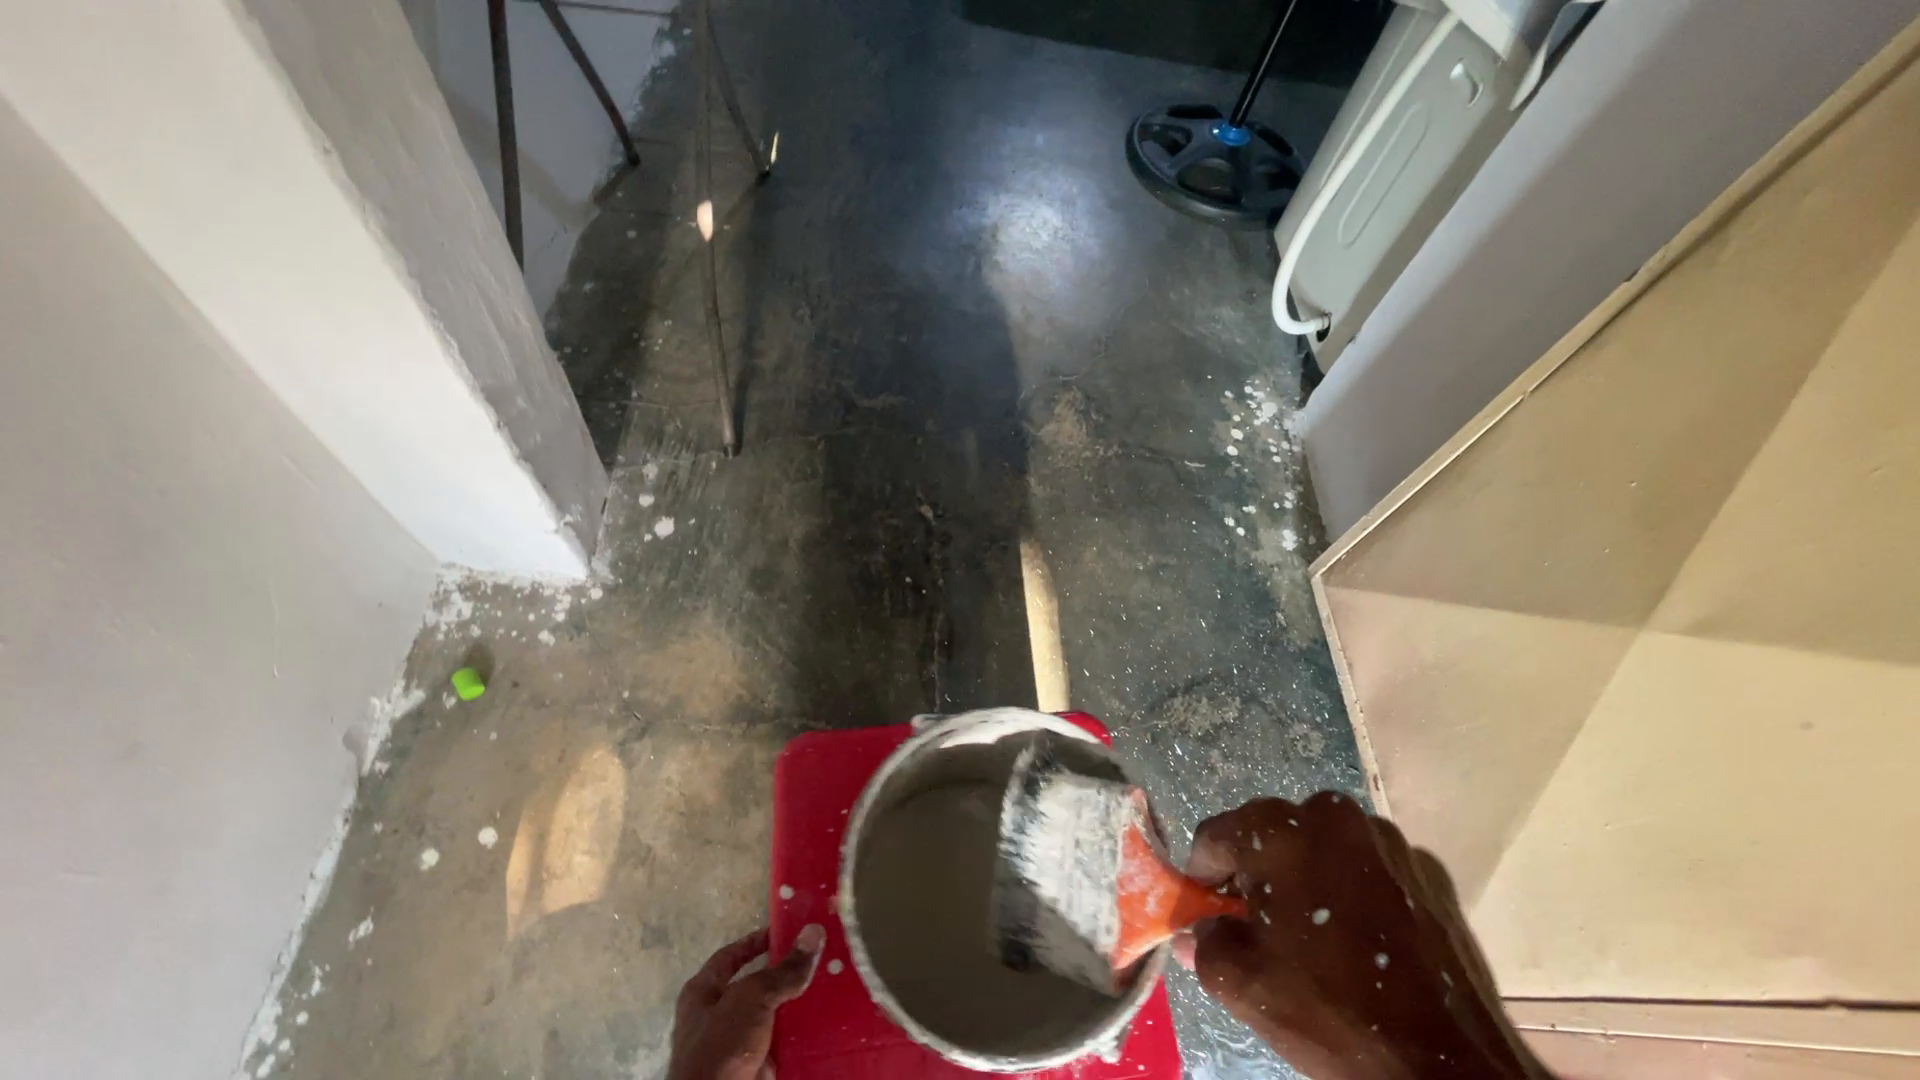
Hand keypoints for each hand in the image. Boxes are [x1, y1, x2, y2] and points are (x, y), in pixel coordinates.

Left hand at [667, 924, 824, 1079]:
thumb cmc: (722, 1045)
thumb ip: (783, 969)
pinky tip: (828, 1021)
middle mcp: (717, 1017)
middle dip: (787, 974)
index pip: (730, 956)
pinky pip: (784, 1043)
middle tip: (820, 957)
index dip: (755, 941)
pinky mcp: (757, 1067)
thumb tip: (814, 931)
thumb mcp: (752, 998)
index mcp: (703, 993)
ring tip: (832, 985)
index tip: (786, 932)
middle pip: (757, 986)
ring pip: (775, 1015)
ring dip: (800, 1005)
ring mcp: (738, 1045)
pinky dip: (804, 1034)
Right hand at [1184, 794, 1547, 1079]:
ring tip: (1312, 931)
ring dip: (1305, 874)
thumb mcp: (1238, 983)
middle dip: (1255, 871)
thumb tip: (1196, 930)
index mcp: (1279, 831)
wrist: (1442, 1065)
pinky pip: (1368, 866)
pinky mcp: (1428, 870)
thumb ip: (1203, 941)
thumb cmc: (1327, 1012)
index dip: (1203, 875)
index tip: (1211, 911)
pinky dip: (1353, 888)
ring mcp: (1387, 839)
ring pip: (1321, 845)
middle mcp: (1332, 816)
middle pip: (1270, 832)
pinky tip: (1360, 938)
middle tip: (1257, 923)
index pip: (1215, 836)